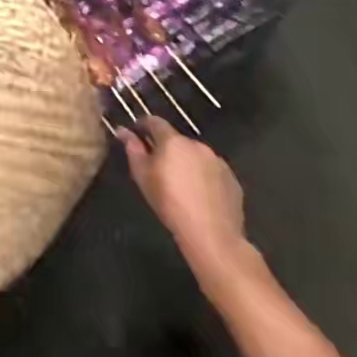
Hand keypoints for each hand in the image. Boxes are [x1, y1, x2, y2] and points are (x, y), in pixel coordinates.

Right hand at [117, 117, 247, 273]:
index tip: (137, 133)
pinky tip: (199, 195)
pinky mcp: (231, 178)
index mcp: (173, 141)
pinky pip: (211, 170)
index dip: (144, 125)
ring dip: (186, 162)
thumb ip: (133, 149)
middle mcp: (197, 145)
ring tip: (180, 185)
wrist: (212, 234)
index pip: (155, 122)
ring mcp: (217, 161)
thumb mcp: (142, 177)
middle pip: (176, 140)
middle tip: (158, 168)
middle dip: (166, 149)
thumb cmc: (169, 203)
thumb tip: (124, 131)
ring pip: (195, 155)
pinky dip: (203, 176)